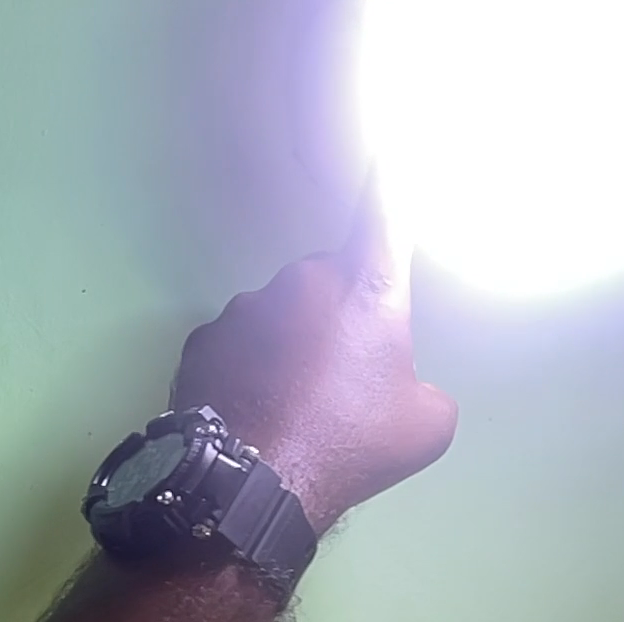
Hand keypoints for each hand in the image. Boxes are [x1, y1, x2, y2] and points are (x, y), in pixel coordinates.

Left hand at [171, 188, 457, 532]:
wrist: (251, 484)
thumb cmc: (346, 448)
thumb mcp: (423, 425)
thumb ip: (422, 387)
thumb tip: (400, 387)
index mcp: (365, 289)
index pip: (386, 212)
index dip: (390, 177)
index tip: (388, 134)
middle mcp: (299, 284)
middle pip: (323, 285)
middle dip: (331, 319)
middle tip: (333, 380)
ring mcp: (242, 311)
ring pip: (274, 318)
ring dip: (283, 348)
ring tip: (285, 407)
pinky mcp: (200, 342)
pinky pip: (233, 346)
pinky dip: (243, 369)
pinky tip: (249, 411)